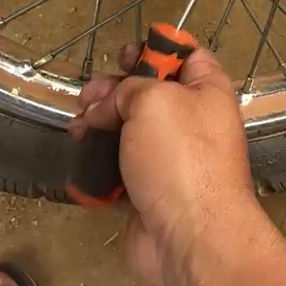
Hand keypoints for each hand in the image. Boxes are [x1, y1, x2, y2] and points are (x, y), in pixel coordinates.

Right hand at [71, 45, 270, 285]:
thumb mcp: (154, 100)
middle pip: (149, 93)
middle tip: (88, 97)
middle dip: (114, 90)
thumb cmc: (180, 156)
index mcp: (207, 90)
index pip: (186, 56)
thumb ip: (129, 88)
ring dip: (99, 125)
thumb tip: (110, 103)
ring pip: (128, 130)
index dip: (155, 50)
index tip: (124, 55)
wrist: (190, 235)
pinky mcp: (149, 190)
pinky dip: (99, 163)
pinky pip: (119, 168)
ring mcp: (171, 157)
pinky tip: (81, 160)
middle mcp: (193, 120)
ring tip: (78, 127)